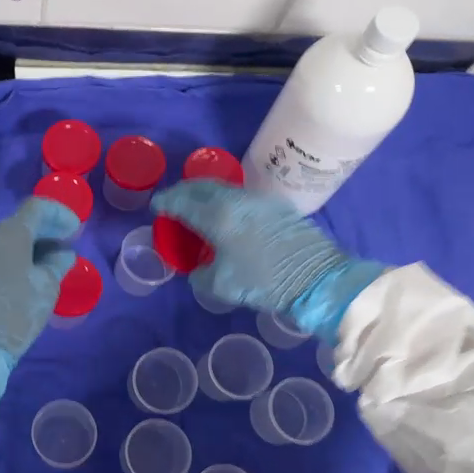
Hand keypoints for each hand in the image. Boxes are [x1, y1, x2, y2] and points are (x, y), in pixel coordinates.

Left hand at [0, 197, 80, 418]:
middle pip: (22, 220)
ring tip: (56, 256)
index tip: (76, 230)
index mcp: (10, 234)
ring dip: (34, 241)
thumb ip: (58, 263)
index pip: (37, 208)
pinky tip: (35, 267)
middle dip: (48, 227)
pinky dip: (21, 252)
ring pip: (11, 236)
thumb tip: (64, 254)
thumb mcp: (47, 285)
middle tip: (69, 241)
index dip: (60, 214)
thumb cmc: (19, 310)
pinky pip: (2, 250)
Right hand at [152, 181, 386, 339]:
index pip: (182, 201)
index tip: (155, 205)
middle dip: (183, 192)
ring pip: (223, 189)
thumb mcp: (221, 285)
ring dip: (205, 194)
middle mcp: (236, 200)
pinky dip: (225, 201)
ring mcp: (259, 201)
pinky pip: (241, 197)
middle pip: (202, 187)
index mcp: (218, 215)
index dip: (165, 202)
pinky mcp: (277, 207)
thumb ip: (200, 274)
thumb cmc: (264, 281)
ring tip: (196, 206)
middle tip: (173, 202)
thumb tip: (199, 268)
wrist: (317, 279)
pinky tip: (225, 214)